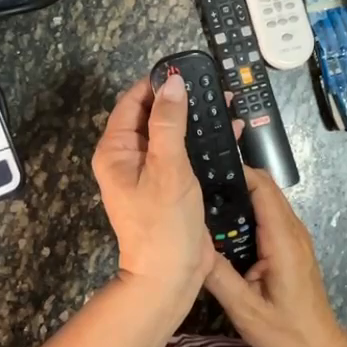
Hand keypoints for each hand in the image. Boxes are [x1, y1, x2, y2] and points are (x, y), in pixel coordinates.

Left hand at [91, 77, 213, 296]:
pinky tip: (230, 131)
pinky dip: (204, 142)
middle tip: (213, 84)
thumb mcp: (166, 168)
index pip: (132, 103)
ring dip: (196, 119)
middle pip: (153, 116)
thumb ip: (168, 122)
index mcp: (116, 151)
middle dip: (182, 100)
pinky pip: (184, 155)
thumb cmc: (162, 222)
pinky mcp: (170, 186)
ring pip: (172, 134)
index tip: (184, 68)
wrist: (169, 278)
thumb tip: (171, 83)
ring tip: (227, 102)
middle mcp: (128, 158)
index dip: (156, 84)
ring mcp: (149, 173)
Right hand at [204, 169, 346, 346]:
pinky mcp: (291, 245)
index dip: (234, 172)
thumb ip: (217, 273)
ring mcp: (294, 236)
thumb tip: (189, 239)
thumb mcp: (244, 309)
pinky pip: (268, 215)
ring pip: (266, 199)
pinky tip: (222, 225)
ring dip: (238, 194)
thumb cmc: (286, 332)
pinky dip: (246, 210)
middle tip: (194, 186)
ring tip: (203, 201)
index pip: (261, 186)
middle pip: (264, 187)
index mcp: (283, 240)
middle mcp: (293, 230)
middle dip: (232, 180)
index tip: (202, 172)